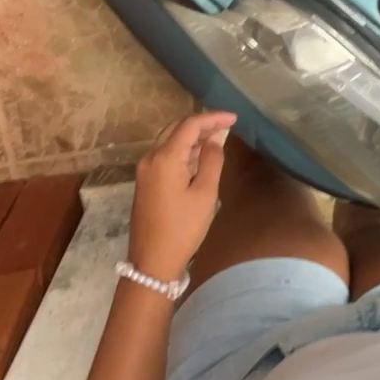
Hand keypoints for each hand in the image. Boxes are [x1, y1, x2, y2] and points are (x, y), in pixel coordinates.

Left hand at [127, 111, 235, 281]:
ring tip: (216, 138)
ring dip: (191, 136)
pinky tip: (199, 155)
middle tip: (226, 126)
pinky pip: (164, 153)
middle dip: (202, 123)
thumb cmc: (183, 228)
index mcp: (165, 157)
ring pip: (169, 140)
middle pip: (176, 128)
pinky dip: (182, 148)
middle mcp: (150, 157)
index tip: (234, 118)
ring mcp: (145, 169)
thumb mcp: (205, 194)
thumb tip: (215, 140)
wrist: (152, 261)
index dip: (213, 118)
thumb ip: (212, 161)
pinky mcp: (145, 181)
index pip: (190, 125)